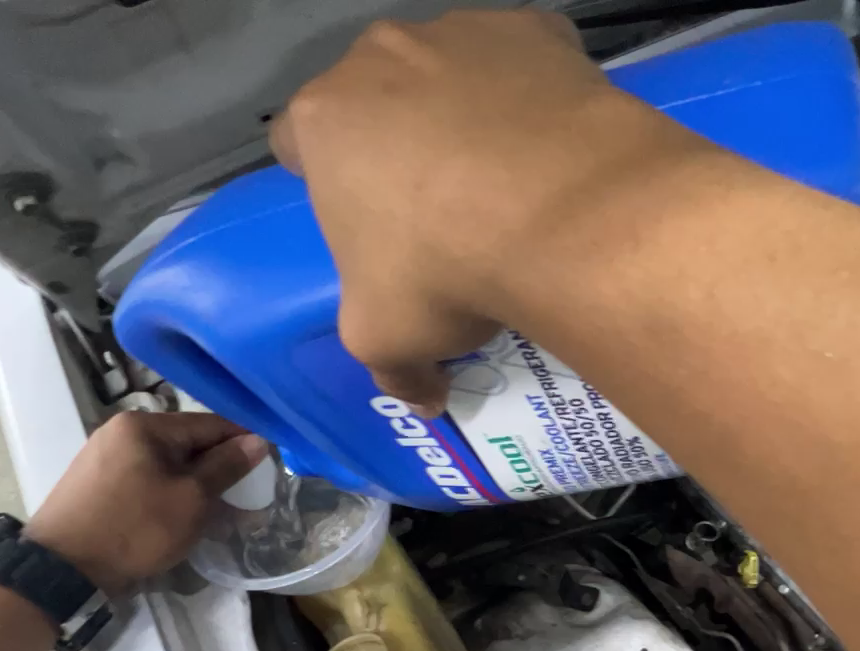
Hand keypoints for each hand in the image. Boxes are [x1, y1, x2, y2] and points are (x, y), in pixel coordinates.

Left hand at [25, 412, 268, 593]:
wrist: (65, 569)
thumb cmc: (136, 528)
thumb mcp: (193, 497)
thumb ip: (227, 466)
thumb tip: (258, 441)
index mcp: (144, 426)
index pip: (211, 424)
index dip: (245, 441)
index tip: (273, 461)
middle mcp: (123, 432)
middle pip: (191, 443)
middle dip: (223, 468)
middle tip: (253, 494)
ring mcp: (109, 457)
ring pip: (173, 464)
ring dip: (202, 484)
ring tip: (228, 511)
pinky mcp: (103, 482)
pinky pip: (153, 478)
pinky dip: (177, 492)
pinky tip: (193, 514)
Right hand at [268, 10, 702, 410]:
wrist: (556, 216)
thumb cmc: (444, 273)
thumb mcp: (391, 339)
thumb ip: (395, 371)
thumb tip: (424, 404)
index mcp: (324, 123)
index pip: (299, 145)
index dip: (328, 185)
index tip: (368, 225)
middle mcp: (381, 58)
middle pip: (377, 105)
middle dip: (401, 152)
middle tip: (447, 216)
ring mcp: (461, 34)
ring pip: (452, 78)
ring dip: (471, 123)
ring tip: (516, 189)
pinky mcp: (537, 32)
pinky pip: (529, 65)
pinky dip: (538, 101)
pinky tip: (560, 152)